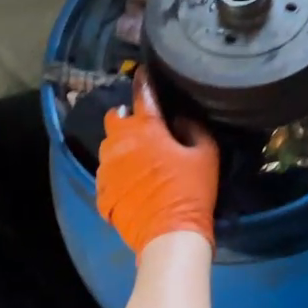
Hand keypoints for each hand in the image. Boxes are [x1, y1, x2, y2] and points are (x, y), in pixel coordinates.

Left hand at [97, 72, 219, 253]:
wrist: (169, 234)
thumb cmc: (191, 190)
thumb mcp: (206, 153)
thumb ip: (193, 128)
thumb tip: (180, 119)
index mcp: (145, 128)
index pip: (142, 93)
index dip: (143, 81)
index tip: (143, 73)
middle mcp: (119, 142)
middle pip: (114, 118)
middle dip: (125, 117)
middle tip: (141, 127)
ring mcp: (106, 168)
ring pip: (108, 147)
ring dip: (120, 146)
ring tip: (136, 158)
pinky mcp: (101, 191)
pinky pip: (107, 175)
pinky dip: (117, 174)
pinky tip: (130, 183)